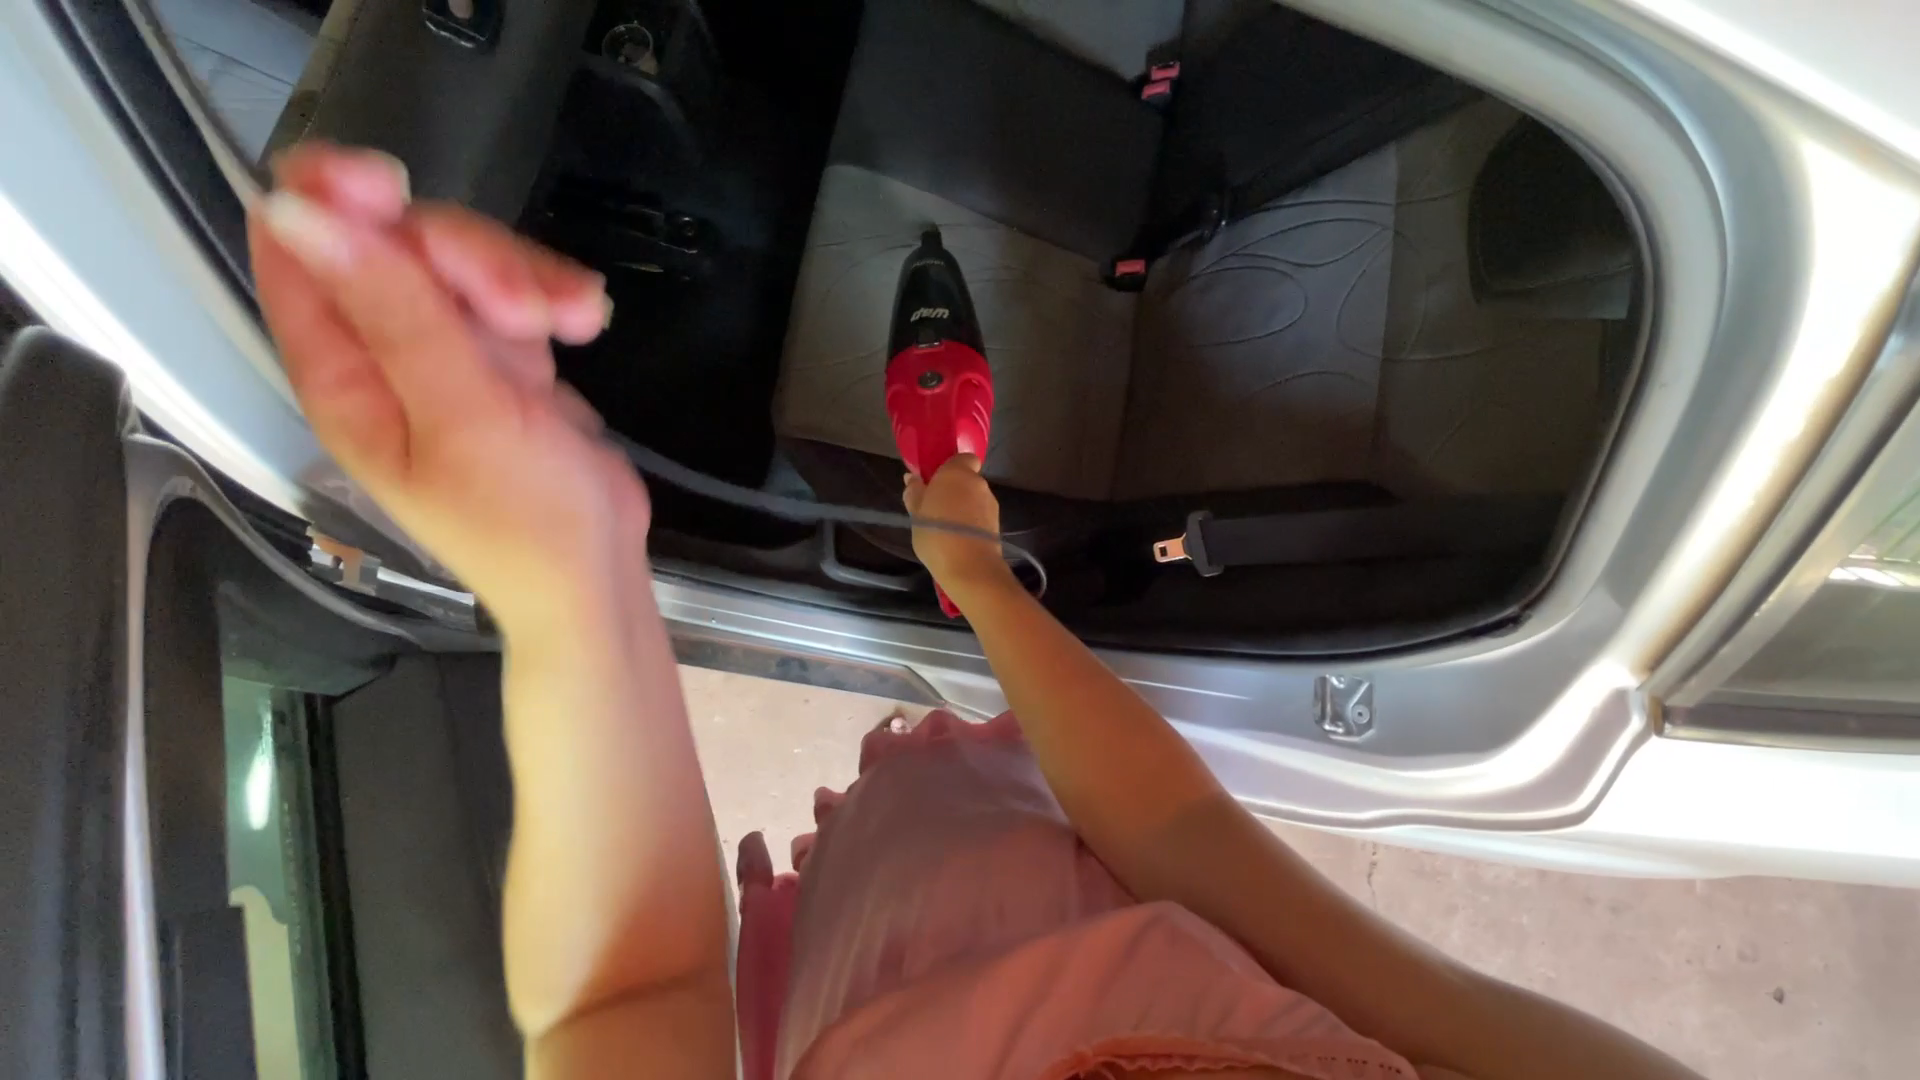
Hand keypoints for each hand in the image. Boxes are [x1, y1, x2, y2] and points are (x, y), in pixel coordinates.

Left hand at [248, 143, 646, 635]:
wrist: (595, 574)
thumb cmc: (525, 520)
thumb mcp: (465, 421)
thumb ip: (397, 318)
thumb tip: (298, 210)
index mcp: (344, 374)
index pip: (300, 249)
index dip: (332, 200)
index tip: (395, 187)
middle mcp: (389, 356)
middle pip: (404, 246)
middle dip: (471, 257)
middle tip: (530, 305)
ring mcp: (455, 359)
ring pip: (471, 267)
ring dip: (528, 278)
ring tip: (581, 319)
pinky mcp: (513, 367)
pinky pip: (521, 301)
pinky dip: (556, 300)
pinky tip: (588, 322)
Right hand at [903, 455, 1015, 598]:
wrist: (969, 567)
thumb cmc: (936, 534)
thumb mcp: (916, 514)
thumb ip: (915, 493)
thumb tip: (912, 478)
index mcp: (957, 473)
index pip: (963, 458)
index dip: (952, 467)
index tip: (937, 482)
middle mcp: (978, 484)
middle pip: (968, 480)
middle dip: (955, 490)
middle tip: (936, 508)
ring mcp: (991, 504)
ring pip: (975, 499)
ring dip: (963, 508)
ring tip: (947, 529)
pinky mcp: (997, 524)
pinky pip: (980, 516)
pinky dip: (972, 523)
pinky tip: (959, 540)